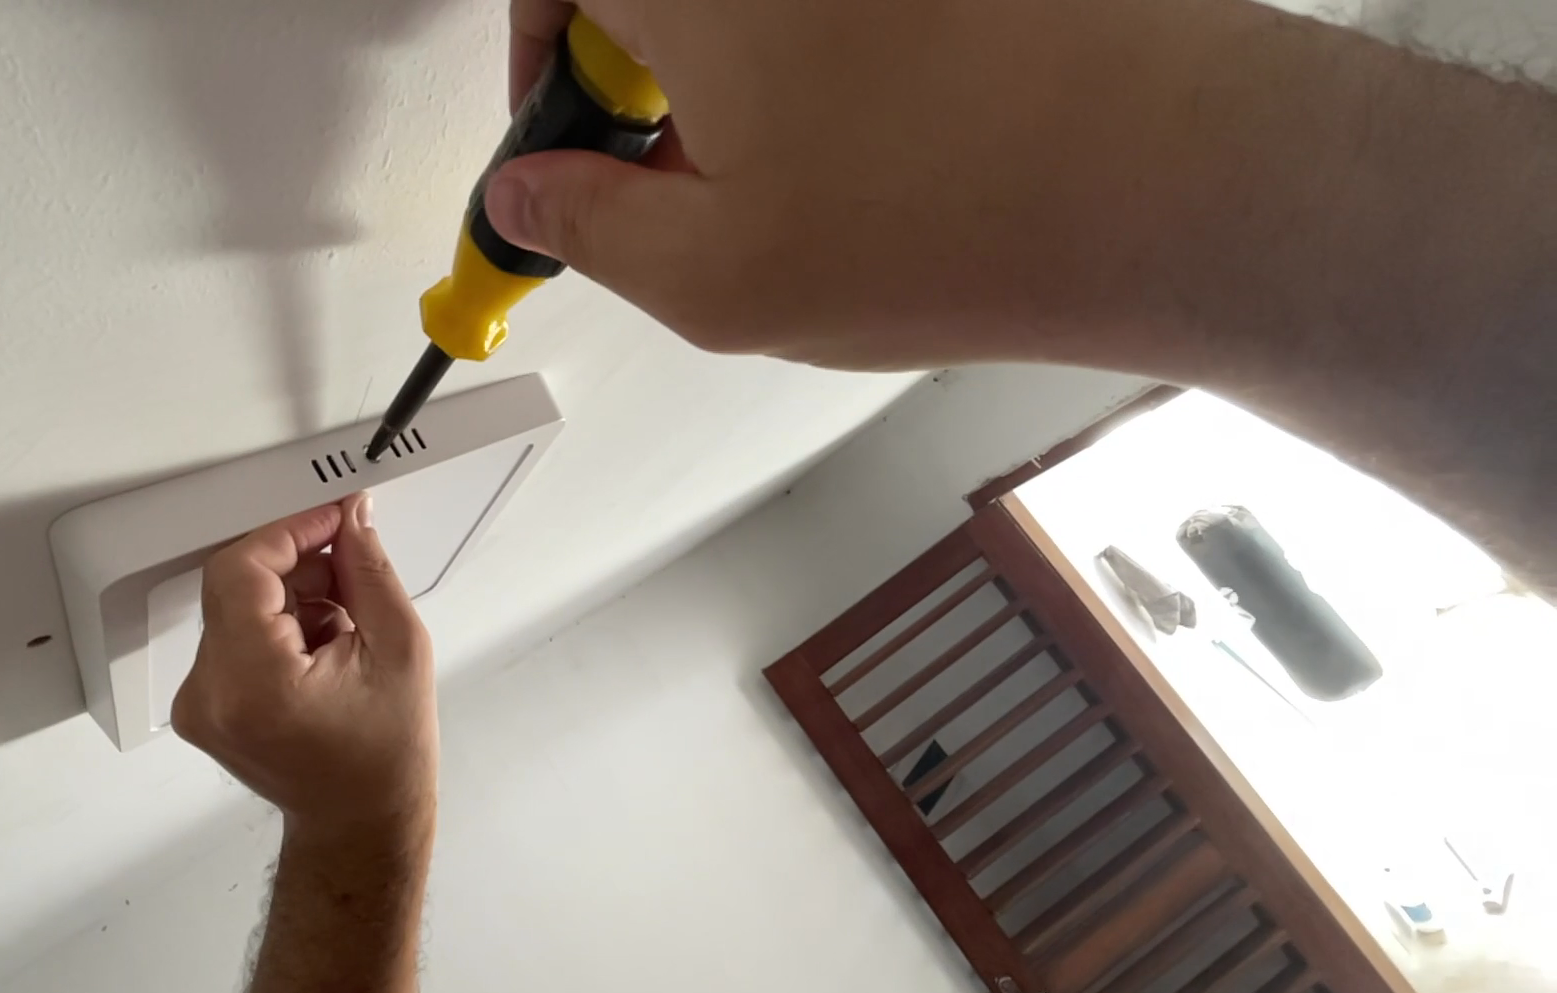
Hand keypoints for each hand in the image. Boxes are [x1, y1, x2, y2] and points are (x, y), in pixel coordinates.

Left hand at [173, 494, 437, 842]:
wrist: (360, 819)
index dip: (289, 531)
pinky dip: (283, 622)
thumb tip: (354, 519)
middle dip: (302, 567)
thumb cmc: (387, 752)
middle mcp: (210, 693)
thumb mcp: (401, 649)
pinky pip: (237, 634)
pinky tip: (328, 646)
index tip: (332, 520)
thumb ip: (371, 573)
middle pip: (239, 586)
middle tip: (357, 576)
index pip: (241, 570)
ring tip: (350, 627)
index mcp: (255, 682)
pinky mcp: (206, 704)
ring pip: (240, 606)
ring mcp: (201, 702)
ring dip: (296, 596)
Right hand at [492, 0, 1351, 369]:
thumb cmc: (923, 237)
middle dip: (629, 72)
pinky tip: (835, 133)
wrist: (1159, 189)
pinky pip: (811, 18)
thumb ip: (583, 229)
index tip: (559, 141)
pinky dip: (788, 57)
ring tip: (762, 171)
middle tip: (665, 175)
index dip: (538, 59)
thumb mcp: (707, 279)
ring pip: (732, 15)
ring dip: (714, 74)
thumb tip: (520, 197)